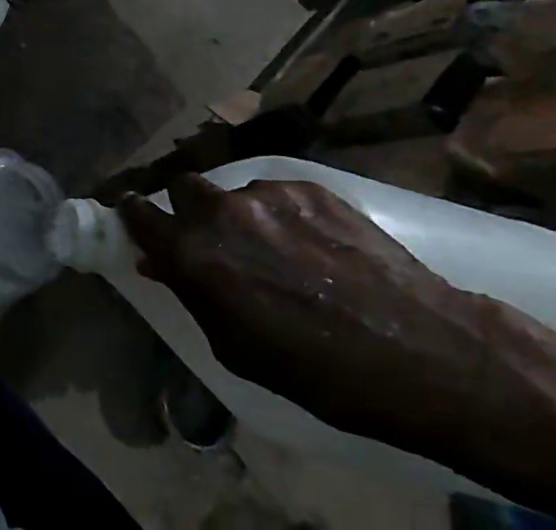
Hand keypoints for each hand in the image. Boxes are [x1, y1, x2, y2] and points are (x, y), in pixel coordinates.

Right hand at [118, 176, 500, 444]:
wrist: (421, 352)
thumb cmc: (317, 369)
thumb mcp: (235, 347)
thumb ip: (190, 294)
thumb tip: (159, 262)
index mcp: (194, 254)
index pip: (139, 213)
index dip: (133, 215)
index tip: (135, 217)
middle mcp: (222, 212)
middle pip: (183, 186)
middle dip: (188, 208)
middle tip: (213, 239)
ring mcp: (268, 193)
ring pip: (234, 191)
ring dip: (240, 214)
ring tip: (279, 251)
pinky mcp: (311, 187)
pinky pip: (278, 193)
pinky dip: (282, 214)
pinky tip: (316, 247)